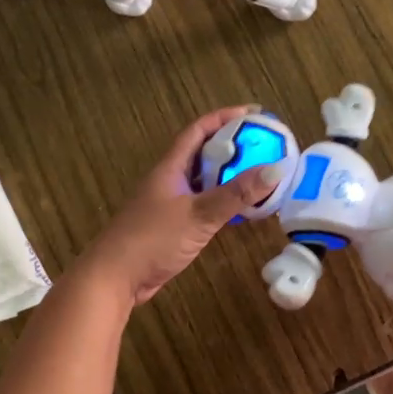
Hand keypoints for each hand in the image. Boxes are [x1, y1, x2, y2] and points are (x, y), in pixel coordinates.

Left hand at [75, 107, 280, 307]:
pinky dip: (224, 202)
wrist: (115, 278)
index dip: (226, 118)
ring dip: (231, 176)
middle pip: (204, 153)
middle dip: (234, 147)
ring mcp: (170, 204)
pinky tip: (243, 210)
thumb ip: (236, 193)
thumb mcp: (199, 214)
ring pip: (206, 181)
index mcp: (171, 167)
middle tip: (266, 147)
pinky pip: (205, 205)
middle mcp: (170, 180)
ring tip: (261, 175)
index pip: (199, 130)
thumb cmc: (152, 239)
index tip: (256, 115)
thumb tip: (277, 168)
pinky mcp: (173, 227)